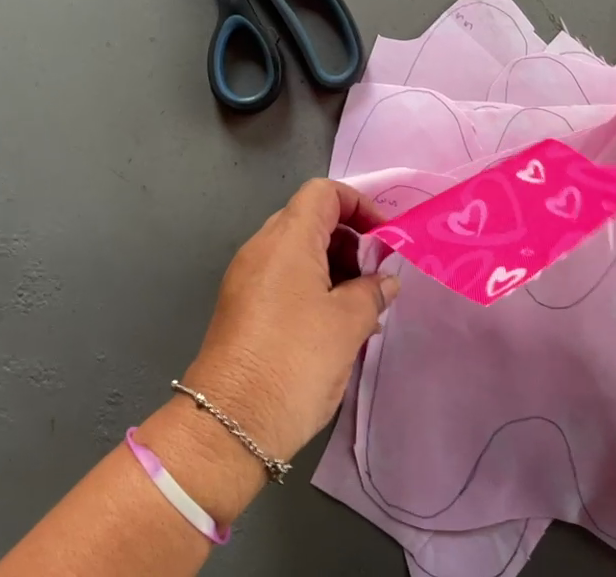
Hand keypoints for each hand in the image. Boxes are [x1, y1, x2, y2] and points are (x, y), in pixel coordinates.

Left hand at [180, 179, 399, 463]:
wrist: (230, 423)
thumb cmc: (294, 361)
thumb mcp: (347, 325)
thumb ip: (373, 291)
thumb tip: (386, 280)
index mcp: (286, 240)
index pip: (323, 192)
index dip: (359, 204)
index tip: (385, 238)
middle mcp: (261, 249)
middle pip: (310, 220)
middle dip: (351, 240)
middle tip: (379, 275)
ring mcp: (247, 279)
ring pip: (298, 253)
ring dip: (335, 268)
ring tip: (366, 306)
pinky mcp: (243, 308)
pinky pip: (284, 280)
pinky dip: (315, 288)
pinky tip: (339, 326)